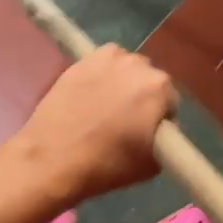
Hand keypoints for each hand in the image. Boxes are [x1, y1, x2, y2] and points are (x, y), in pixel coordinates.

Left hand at [9, 45, 176, 205]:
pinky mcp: (81, 60)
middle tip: (126, 121)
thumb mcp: (153, 163)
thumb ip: (165, 139)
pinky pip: (101, 64)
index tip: (146, 135)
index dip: (160, 120)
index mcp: (160, 87)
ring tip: (105, 107)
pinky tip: (89, 95)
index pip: (170, 102)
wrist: (53, 158)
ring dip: (122, 83)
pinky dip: (100, 75)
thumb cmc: (107, 164)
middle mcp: (138, 64)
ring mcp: (106, 58)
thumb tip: (157, 131)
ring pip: (125, 69)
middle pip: (148, 80)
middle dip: (142, 98)